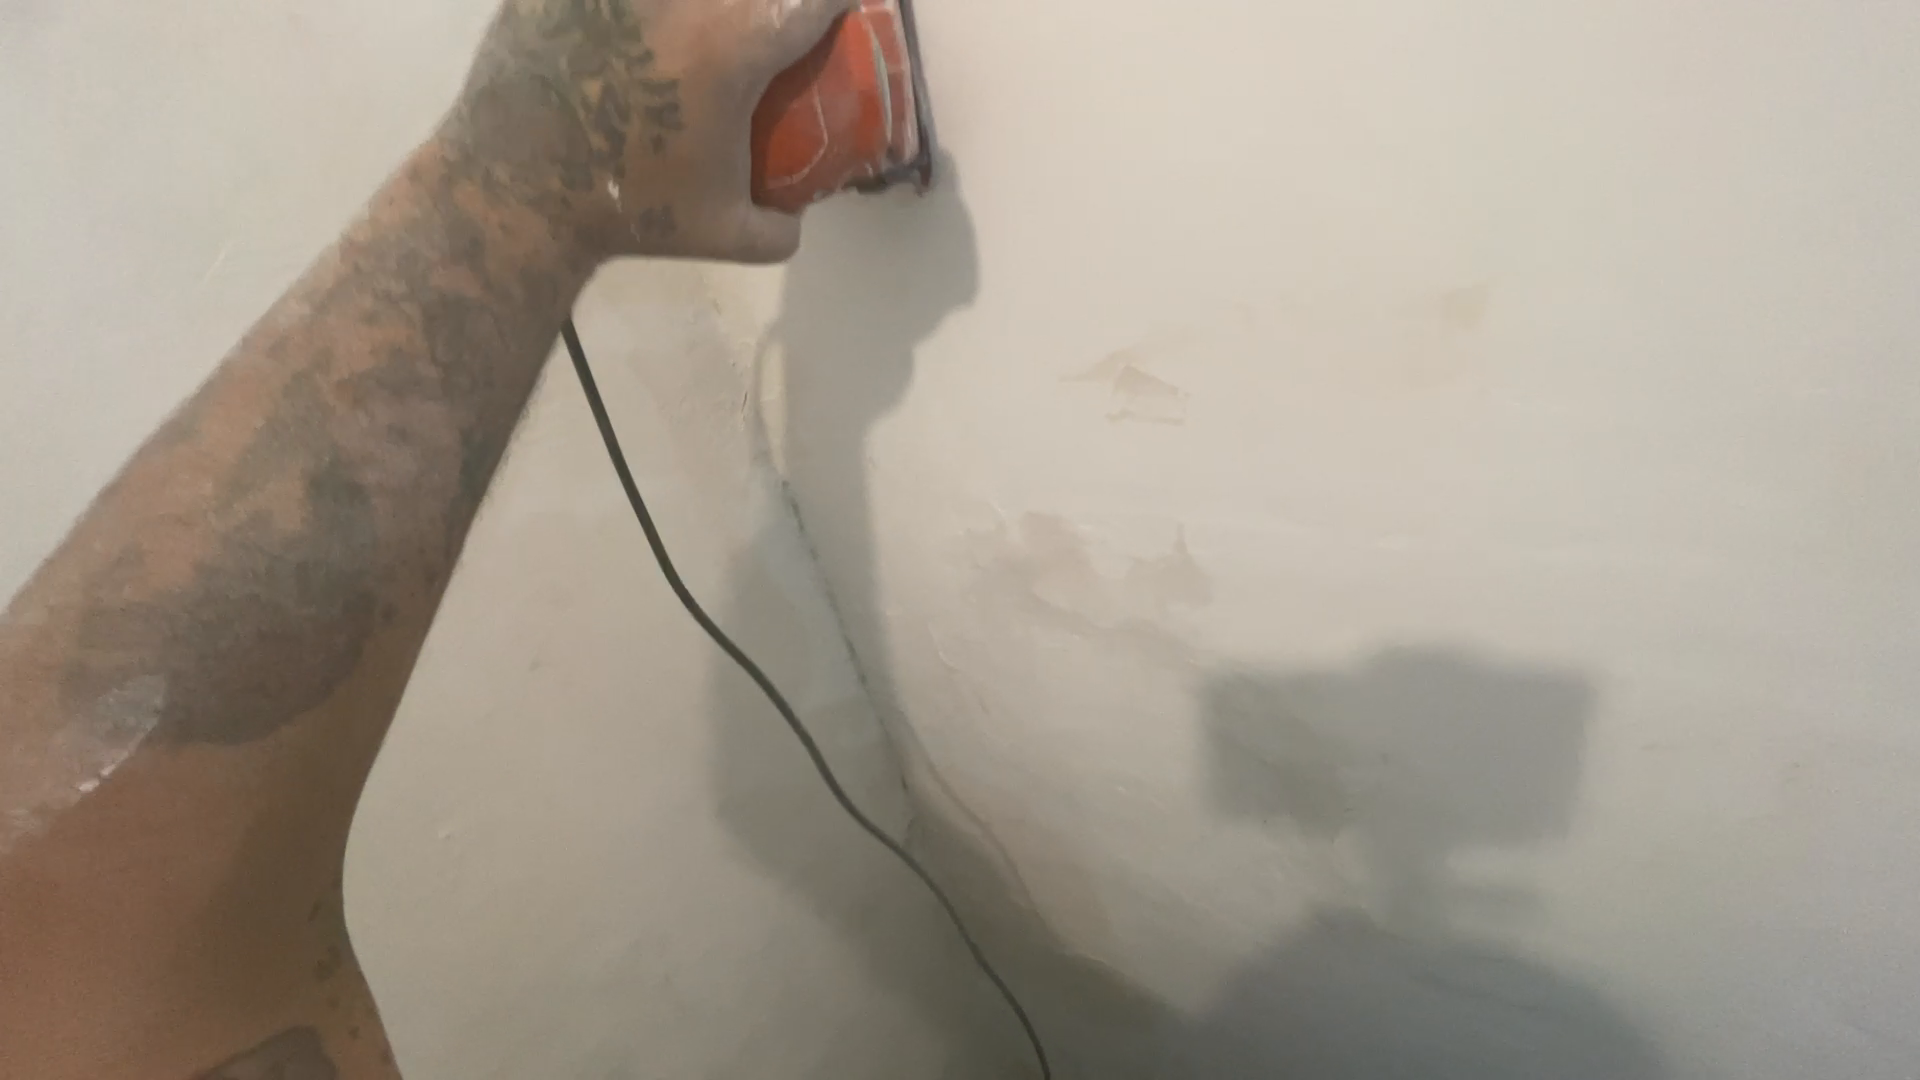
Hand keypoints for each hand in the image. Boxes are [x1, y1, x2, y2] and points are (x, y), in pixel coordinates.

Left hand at [448, 0, 855, 263]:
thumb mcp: (727, 237)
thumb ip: (779, 232)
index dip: (836, 2)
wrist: (525, 187)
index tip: (843, 8)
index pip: (808, 1)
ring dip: (712, 9)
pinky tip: (644, 37)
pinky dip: (650, 14)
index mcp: (732, 51)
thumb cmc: (637, 210)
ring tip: (713, 25)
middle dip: (772, 4)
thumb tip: (796, 217)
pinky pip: (626, 0)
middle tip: (772, 25)